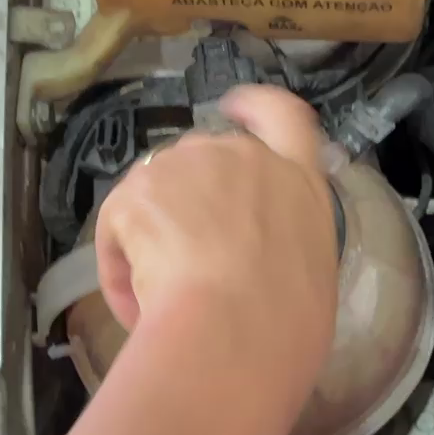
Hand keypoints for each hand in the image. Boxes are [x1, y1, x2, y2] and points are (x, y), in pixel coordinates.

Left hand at [94, 85, 339, 397]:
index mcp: (299, 182)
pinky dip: (123, 265)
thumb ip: (287, 244)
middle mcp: (245, 157)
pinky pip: (122, 226)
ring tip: (162, 295)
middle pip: (209, 157)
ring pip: (159, 190)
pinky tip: (138, 305)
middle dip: (194, 194)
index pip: (282, 117)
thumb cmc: (291, 320)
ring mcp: (187, 166)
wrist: (238, 327)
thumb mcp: (312, 274)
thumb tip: (260, 262)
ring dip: (156, 233)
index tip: (237, 107)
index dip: (256, 108)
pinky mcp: (137, 190)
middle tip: (192, 252)